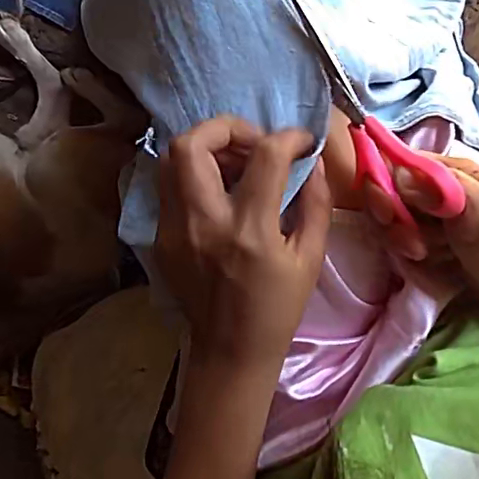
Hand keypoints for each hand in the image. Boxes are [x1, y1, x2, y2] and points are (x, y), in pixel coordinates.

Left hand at [155, 117, 332, 368]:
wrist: (231, 351)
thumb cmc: (278, 309)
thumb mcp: (310, 259)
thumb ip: (316, 204)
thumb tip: (311, 162)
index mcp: (250, 231)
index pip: (265, 157)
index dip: (288, 137)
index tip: (301, 143)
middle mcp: (204, 223)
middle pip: (193, 144)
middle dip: (227, 127)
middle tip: (254, 143)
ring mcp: (174, 230)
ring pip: (171, 159)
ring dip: (206, 147)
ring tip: (235, 163)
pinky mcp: (162, 238)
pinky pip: (170, 186)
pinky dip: (195, 174)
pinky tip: (220, 190)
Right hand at [370, 154, 478, 310]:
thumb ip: (442, 190)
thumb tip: (399, 174)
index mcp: (450, 170)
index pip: (393, 165)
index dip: (383, 189)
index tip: (390, 217)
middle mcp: (436, 186)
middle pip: (388, 197)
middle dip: (398, 226)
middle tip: (420, 249)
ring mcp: (432, 214)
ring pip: (393, 224)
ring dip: (409, 245)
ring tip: (438, 257)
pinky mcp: (429, 238)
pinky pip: (403, 244)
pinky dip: (415, 258)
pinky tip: (437, 264)